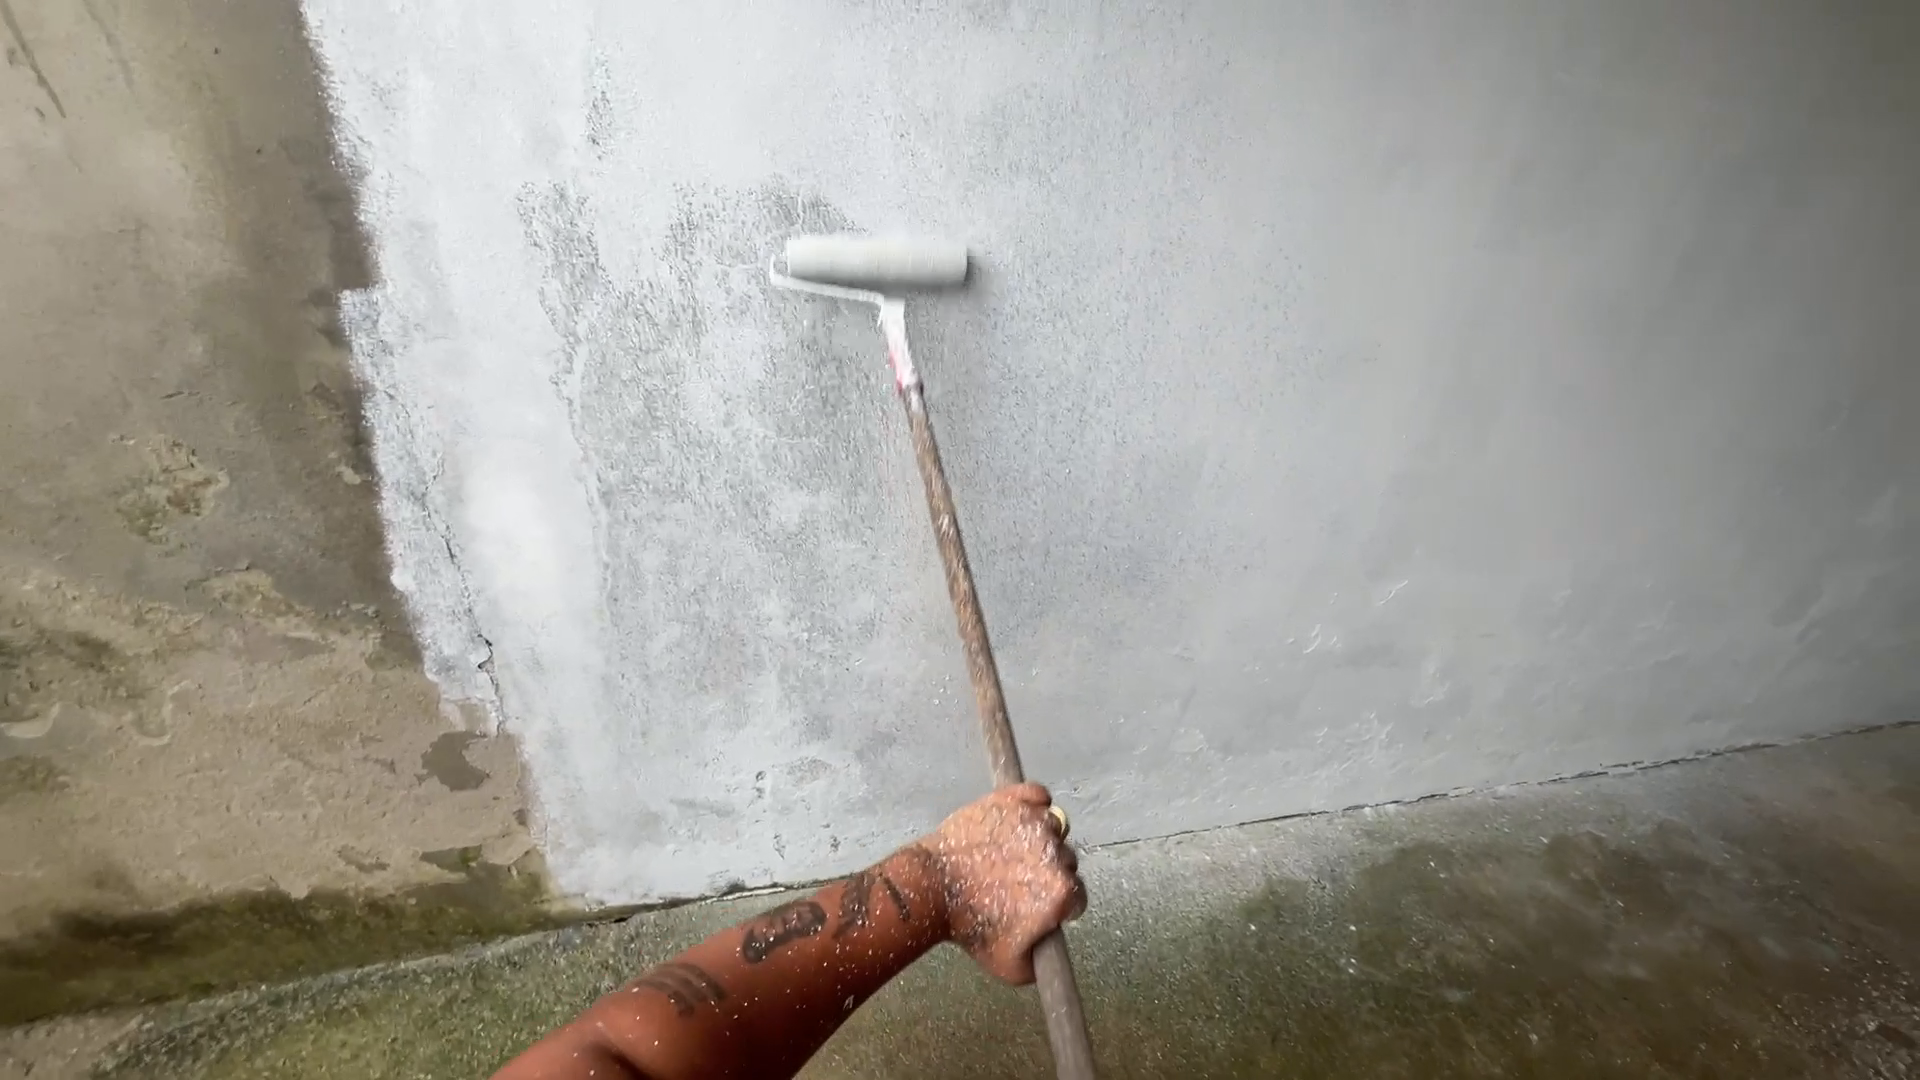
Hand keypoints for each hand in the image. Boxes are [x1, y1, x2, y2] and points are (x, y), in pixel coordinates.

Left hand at [918, 783, 1086, 983]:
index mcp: (1061, 891)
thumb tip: (1052, 943)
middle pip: (1067, 860)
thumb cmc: (971, 927)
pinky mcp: (1013, 799)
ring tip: (1014, 849)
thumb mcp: (1014, 968)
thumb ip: (1044, 960)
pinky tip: (1020, 818)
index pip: (1078, 896)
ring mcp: (1034, 821)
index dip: (1060, 903)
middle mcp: (1055, 852)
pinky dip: (1035, 803)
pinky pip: (1038, 795)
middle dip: (1049, 871)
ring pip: (1053, 826)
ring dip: (1042, 837)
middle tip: (1020, 879)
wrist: (934, 886)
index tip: (1040, 903)